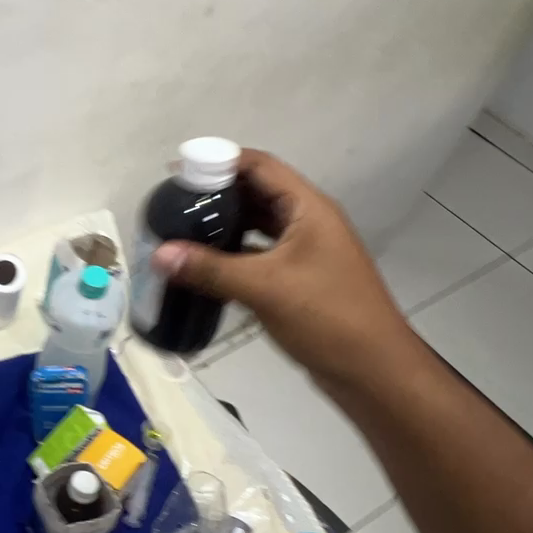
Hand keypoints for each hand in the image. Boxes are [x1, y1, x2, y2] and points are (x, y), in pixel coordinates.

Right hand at [150, 150, 415, 385]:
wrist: (373, 371)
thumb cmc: (327, 317)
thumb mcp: (265, 288)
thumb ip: (210, 269)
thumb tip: (159, 254)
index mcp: (308, 209)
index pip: (259, 166)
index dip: (218, 161)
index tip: (177, 171)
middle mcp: (308, 222)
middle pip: (256, 191)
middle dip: (215, 193)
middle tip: (172, 203)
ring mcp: (305, 251)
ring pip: (257, 224)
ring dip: (224, 223)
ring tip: (181, 229)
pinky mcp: (299, 277)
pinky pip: (259, 252)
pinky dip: (232, 252)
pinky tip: (205, 264)